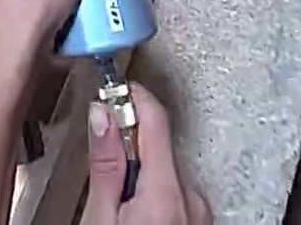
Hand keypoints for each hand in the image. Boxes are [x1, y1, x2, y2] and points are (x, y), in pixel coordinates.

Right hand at [81, 82, 211, 224]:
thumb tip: (103, 111)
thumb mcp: (100, 219)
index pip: (155, 117)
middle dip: (127, 141)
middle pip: (158, 143)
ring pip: (164, 167)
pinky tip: (134, 214)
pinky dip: (152, 189)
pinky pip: (174, 191)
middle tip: (99, 160)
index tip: (107, 88)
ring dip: (139, 169)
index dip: (129, 94)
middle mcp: (193, 201)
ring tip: (115, 200)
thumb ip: (105, 163)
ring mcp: (201, 217)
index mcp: (168, 194)